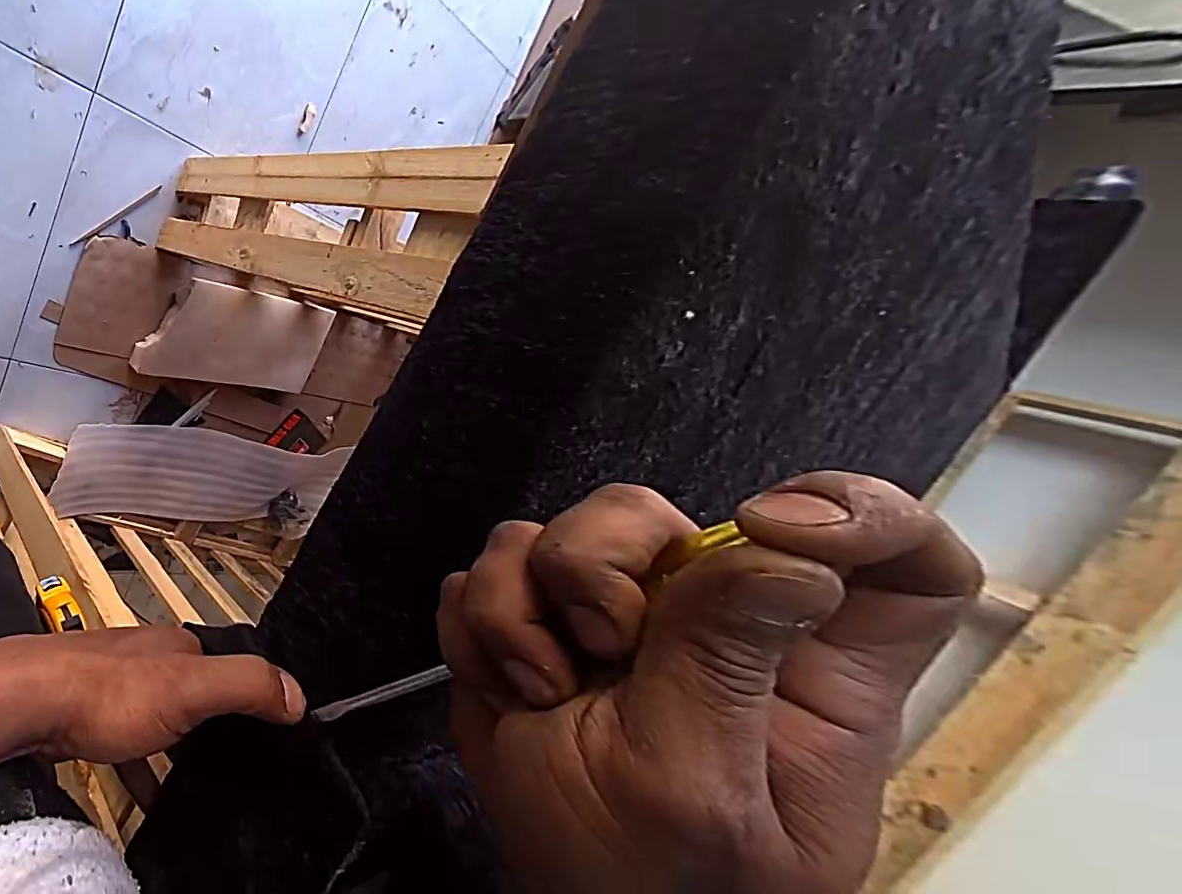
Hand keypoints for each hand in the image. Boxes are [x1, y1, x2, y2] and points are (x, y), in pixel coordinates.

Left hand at [33, 625, 304, 762]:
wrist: (29, 701)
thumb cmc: (104, 689)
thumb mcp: (189, 687)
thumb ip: (244, 684)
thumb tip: (295, 693)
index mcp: (178, 645)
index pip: (230, 665)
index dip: (250, 696)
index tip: (267, 729)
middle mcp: (149, 657)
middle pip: (195, 692)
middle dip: (212, 726)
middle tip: (231, 764)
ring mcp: (118, 682)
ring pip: (162, 719)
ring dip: (178, 749)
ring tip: (195, 785)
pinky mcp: (92, 712)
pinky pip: (128, 744)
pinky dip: (142, 768)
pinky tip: (145, 794)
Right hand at [436, 473, 981, 893]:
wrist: (548, 893)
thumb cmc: (649, 879)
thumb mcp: (693, 785)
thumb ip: (722, 666)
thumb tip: (789, 555)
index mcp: (797, 669)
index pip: (894, 562)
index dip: (854, 512)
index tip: (763, 523)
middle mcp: (696, 616)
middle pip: (643, 513)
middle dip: (591, 565)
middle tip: (594, 644)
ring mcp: (602, 608)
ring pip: (541, 535)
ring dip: (513, 609)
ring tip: (534, 688)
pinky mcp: (529, 613)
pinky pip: (479, 572)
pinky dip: (473, 627)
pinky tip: (498, 685)